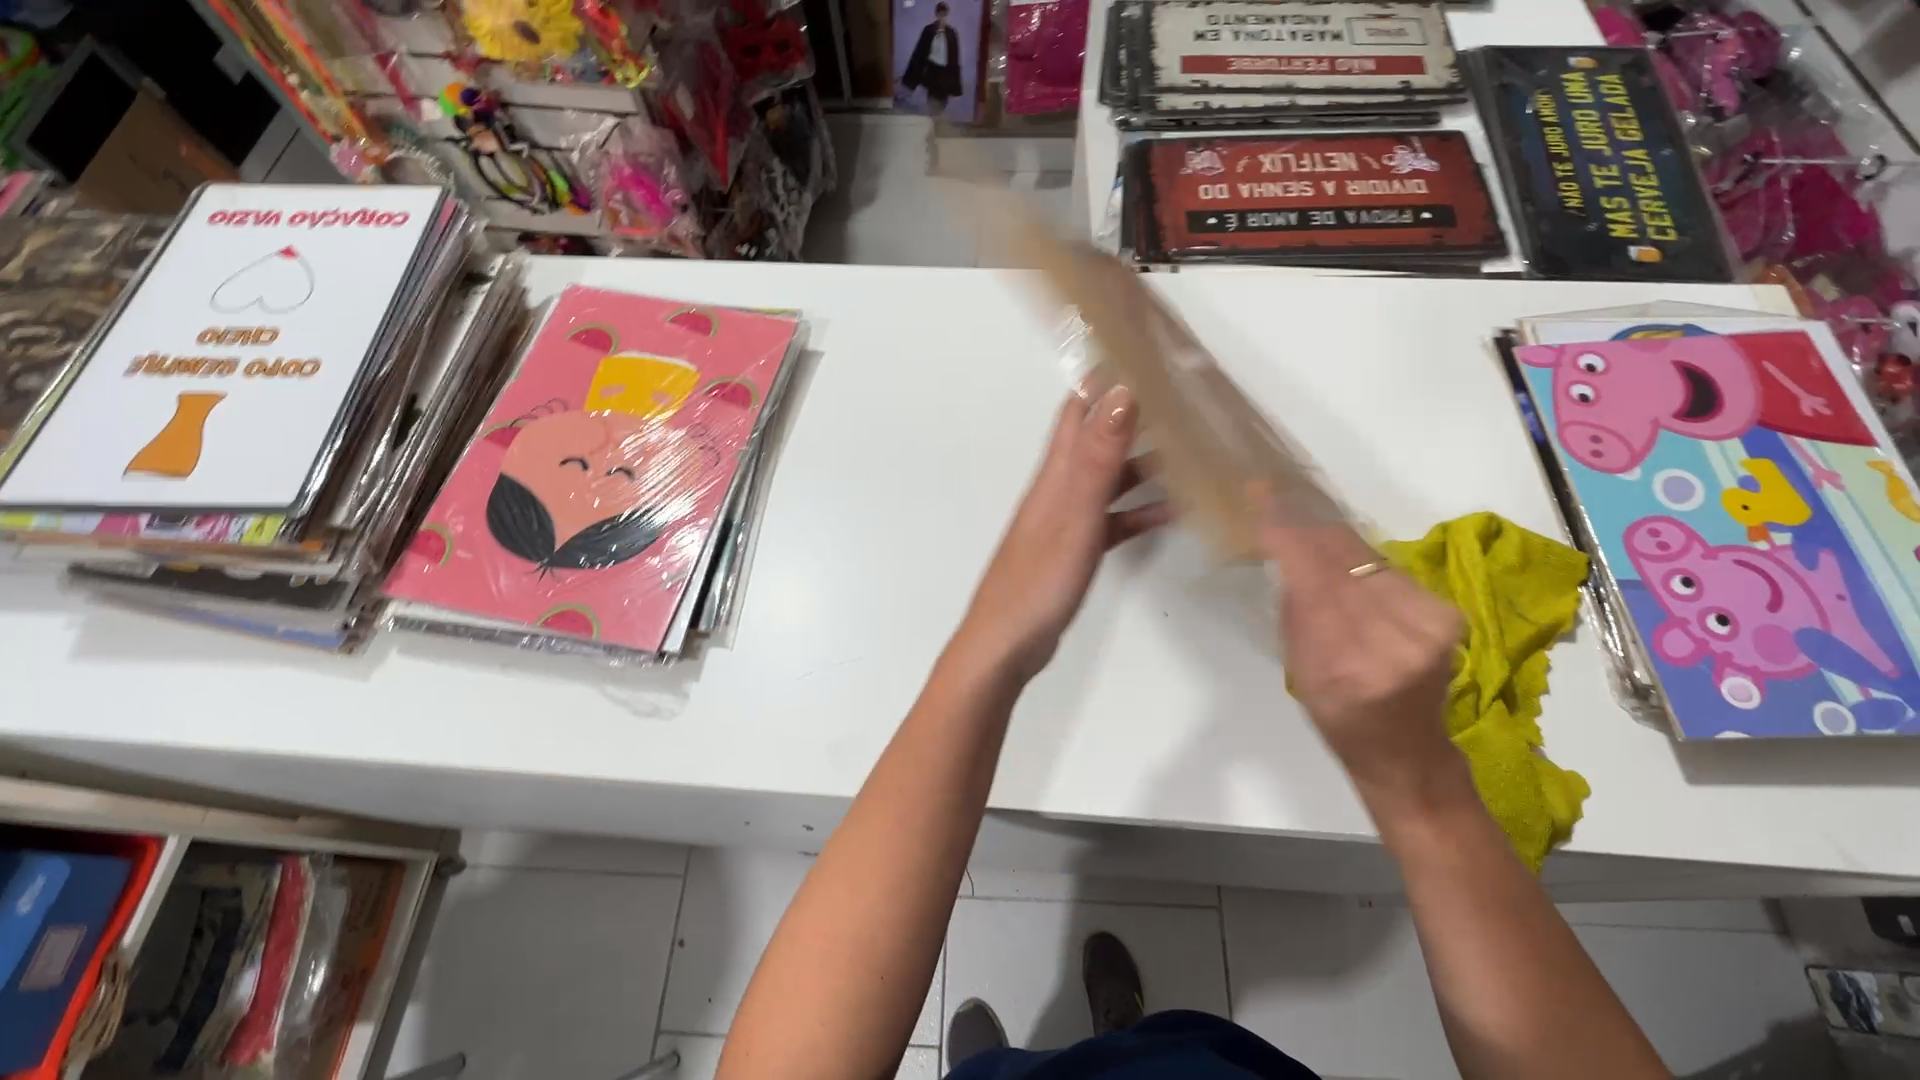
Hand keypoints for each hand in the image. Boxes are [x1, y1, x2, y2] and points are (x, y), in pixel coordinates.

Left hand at [954, 388, 1171, 681]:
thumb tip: (1121, 390)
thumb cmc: (1038, 581)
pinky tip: (1172, 512)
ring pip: (1110, 477)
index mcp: (1057, 472)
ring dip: (1144, 463)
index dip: (1105, 378)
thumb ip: (1098, 457)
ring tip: (1192, 451)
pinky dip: (1140, 511)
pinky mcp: (1075, 550)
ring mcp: (1067, 519)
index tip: (1144, 352)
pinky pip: (1113, 519)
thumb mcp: (1075, 515)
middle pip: (1098, 437)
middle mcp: (1060, 487)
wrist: (1006, 644)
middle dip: (1135, 415)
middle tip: (1185, 402)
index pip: (1078, 407)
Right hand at [1252, 492, 1464, 804]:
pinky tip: (1346, 559)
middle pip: (1343, 560)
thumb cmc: (1339, 719)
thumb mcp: (1299, 672)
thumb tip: (1285, 554)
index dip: (1287, 534)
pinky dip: (1363, 560)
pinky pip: (1391, 571)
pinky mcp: (1449, 616)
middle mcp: (1393, 641)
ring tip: (1306, 524)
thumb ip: (1296, 612)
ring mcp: (1428, 627)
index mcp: (1344, 664)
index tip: (1262, 498)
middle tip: (1278, 497)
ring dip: (1333, 539)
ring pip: (1368, 558)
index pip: (1312, 578)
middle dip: (1307, 526)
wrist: (1407, 750)